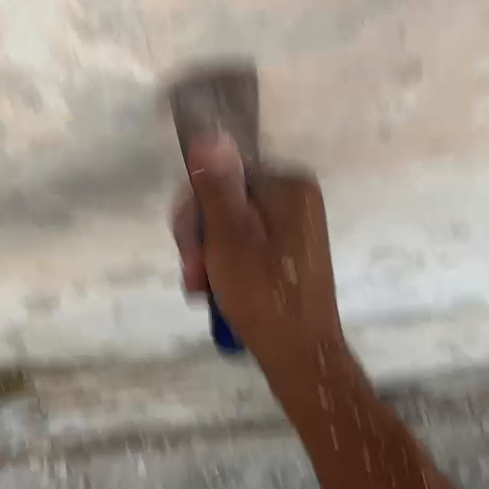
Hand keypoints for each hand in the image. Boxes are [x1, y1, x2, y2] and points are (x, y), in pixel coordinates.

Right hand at [171, 135, 343, 368]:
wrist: (299, 355)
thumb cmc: (264, 296)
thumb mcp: (229, 238)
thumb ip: (216, 186)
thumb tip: (208, 133)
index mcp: (287, 187)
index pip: (221, 174)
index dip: (196, 210)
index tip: (189, 248)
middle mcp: (294, 198)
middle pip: (223, 200)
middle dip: (200, 238)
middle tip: (195, 276)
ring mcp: (292, 226)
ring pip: (227, 225)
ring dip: (207, 255)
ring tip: (203, 289)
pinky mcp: (287, 251)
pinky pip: (242, 244)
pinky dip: (224, 265)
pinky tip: (216, 290)